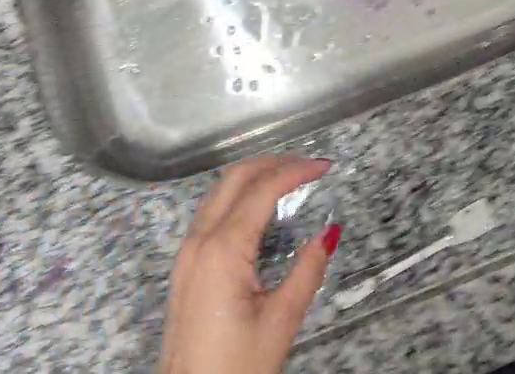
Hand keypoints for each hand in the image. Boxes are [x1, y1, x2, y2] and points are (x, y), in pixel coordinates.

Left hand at [159, 156, 341, 373]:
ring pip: (219, 191)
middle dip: (273, 162)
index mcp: (223, 249)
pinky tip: (260, 208)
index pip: (262, 189)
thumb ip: (307, 272)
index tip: (324, 166)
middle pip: (235, 178)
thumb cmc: (235, 368)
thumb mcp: (280, 322)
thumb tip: (329, 233)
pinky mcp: (185, 265)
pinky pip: (211, 211)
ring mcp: (187, 251)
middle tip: (308, 165)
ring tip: (290, 179)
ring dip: (254, 176)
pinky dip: (238, 195)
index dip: (295, 170)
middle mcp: (199, 240)